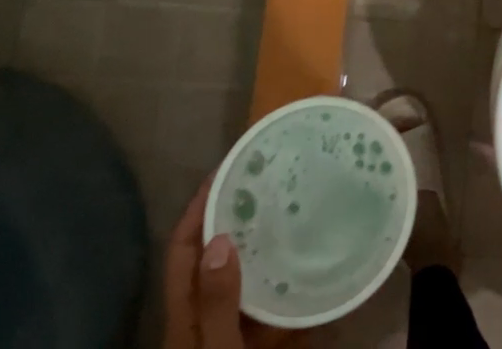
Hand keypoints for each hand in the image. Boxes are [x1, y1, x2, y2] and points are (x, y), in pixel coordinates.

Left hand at [162, 178, 296, 348]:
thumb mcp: (216, 348)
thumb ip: (217, 302)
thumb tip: (220, 240)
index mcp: (185, 312)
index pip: (183, 247)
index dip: (198, 207)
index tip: (225, 170)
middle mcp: (206, 314)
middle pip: (215, 255)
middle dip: (235, 217)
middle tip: (268, 182)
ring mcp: (234, 328)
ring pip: (247, 276)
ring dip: (265, 246)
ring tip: (295, 210)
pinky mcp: (261, 342)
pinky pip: (275, 303)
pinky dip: (292, 283)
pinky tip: (317, 267)